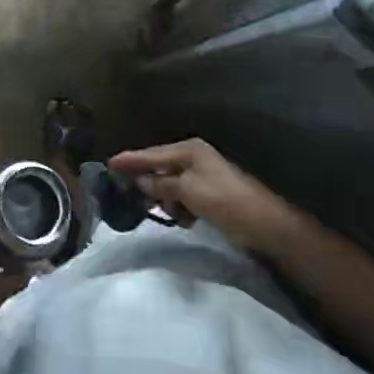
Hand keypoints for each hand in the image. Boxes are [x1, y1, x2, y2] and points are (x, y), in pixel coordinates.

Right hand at [109, 138, 306, 252]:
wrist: (264, 223)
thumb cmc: (223, 200)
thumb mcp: (186, 190)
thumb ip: (160, 185)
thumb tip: (138, 182)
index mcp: (189, 150)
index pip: (151, 154)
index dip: (130, 160)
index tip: (109, 164)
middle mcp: (193, 158)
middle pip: (159, 169)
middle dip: (149, 185)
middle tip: (134, 199)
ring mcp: (202, 176)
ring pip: (170, 186)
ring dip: (166, 201)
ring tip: (172, 215)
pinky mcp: (208, 194)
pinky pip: (183, 197)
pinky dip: (180, 207)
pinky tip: (184, 220)